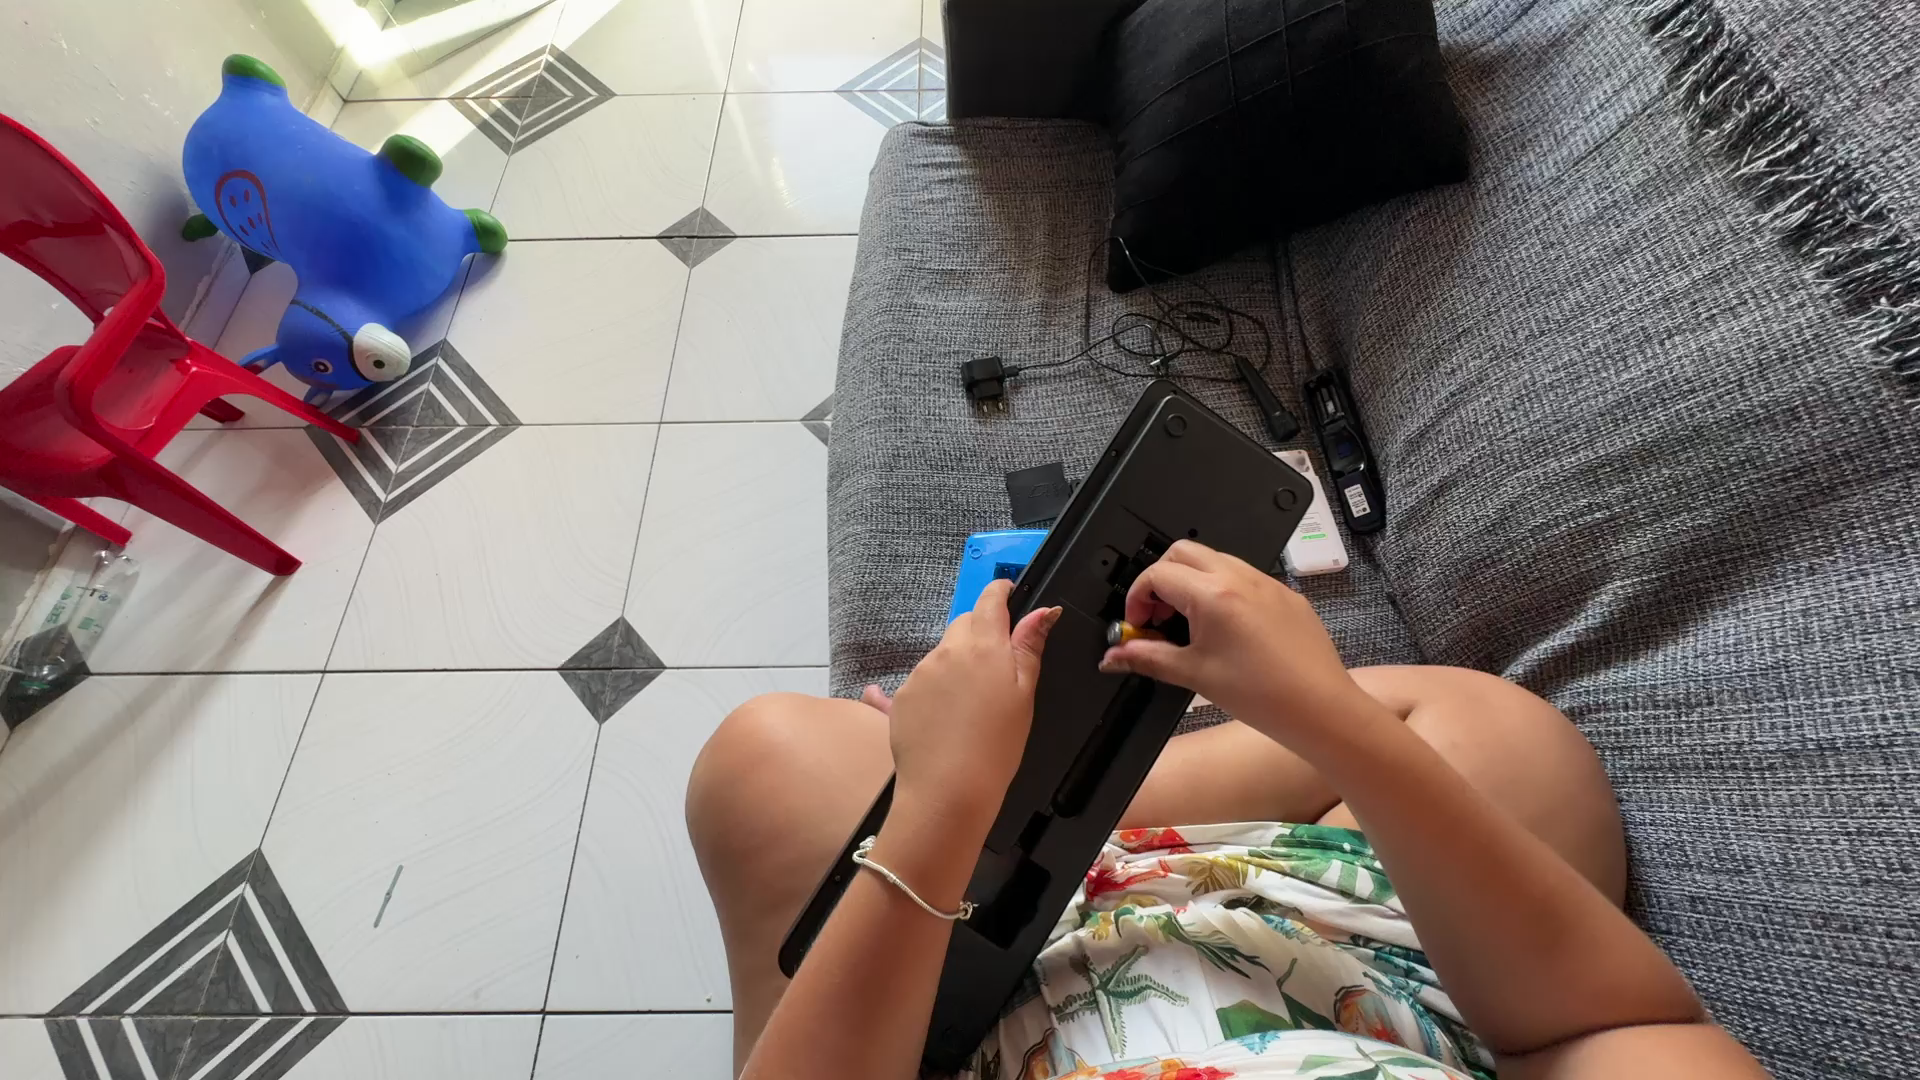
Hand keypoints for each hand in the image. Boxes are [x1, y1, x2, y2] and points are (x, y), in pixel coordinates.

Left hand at [887, 580, 1061, 832]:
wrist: (948, 789)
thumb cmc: (997, 745)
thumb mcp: (1025, 693)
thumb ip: (1030, 645)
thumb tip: (1045, 610)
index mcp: (983, 645)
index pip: (990, 599)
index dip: (1000, 592)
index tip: (1008, 595)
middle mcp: (947, 649)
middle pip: (965, 624)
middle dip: (981, 635)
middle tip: (997, 670)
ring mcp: (921, 671)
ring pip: (943, 652)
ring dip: (958, 664)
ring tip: (971, 704)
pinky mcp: (902, 694)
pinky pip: (923, 679)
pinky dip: (936, 688)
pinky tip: (947, 718)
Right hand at [1098, 540, 1365, 741]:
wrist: (1321, 709)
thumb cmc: (1263, 694)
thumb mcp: (1193, 674)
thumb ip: (1146, 658)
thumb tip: (1113, 656)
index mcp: (1213, 594)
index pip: (1157, 575)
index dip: (1136, 598)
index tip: (1137, 625)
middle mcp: (1239, 578)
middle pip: (1182, 551)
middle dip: (1160, 577)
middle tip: (1157, 615)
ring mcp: (1265, 582)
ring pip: (1213, 559)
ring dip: (1190, 580)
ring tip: (1188, 622)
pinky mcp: (1284, 594)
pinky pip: (1243, 575)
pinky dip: (1221, 588)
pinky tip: (1222, 627)